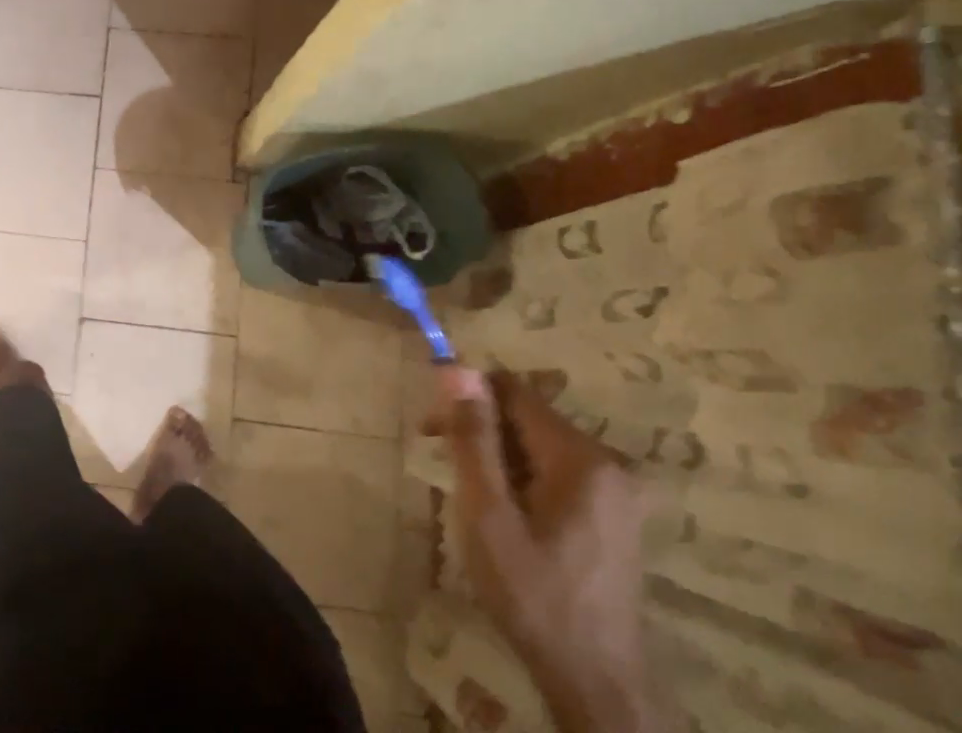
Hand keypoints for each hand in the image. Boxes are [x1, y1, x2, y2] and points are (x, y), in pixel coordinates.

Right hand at [424, 366, 664, 732]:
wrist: (594, 676)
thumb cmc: (531, 594)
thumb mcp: (488, 514)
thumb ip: (473, 440)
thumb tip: (457, 369)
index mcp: (582, 459)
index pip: (516, 393)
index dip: (466, 398)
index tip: (428, 428)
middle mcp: (610, 465)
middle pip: (530, 419)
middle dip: (479, 430)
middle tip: (439, 465)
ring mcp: (618, 493)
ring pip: (541, 448)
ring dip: (497, 458)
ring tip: (467, 499)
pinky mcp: (615, 517)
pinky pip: (558, 475)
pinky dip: (521, 479)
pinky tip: (502, 515)